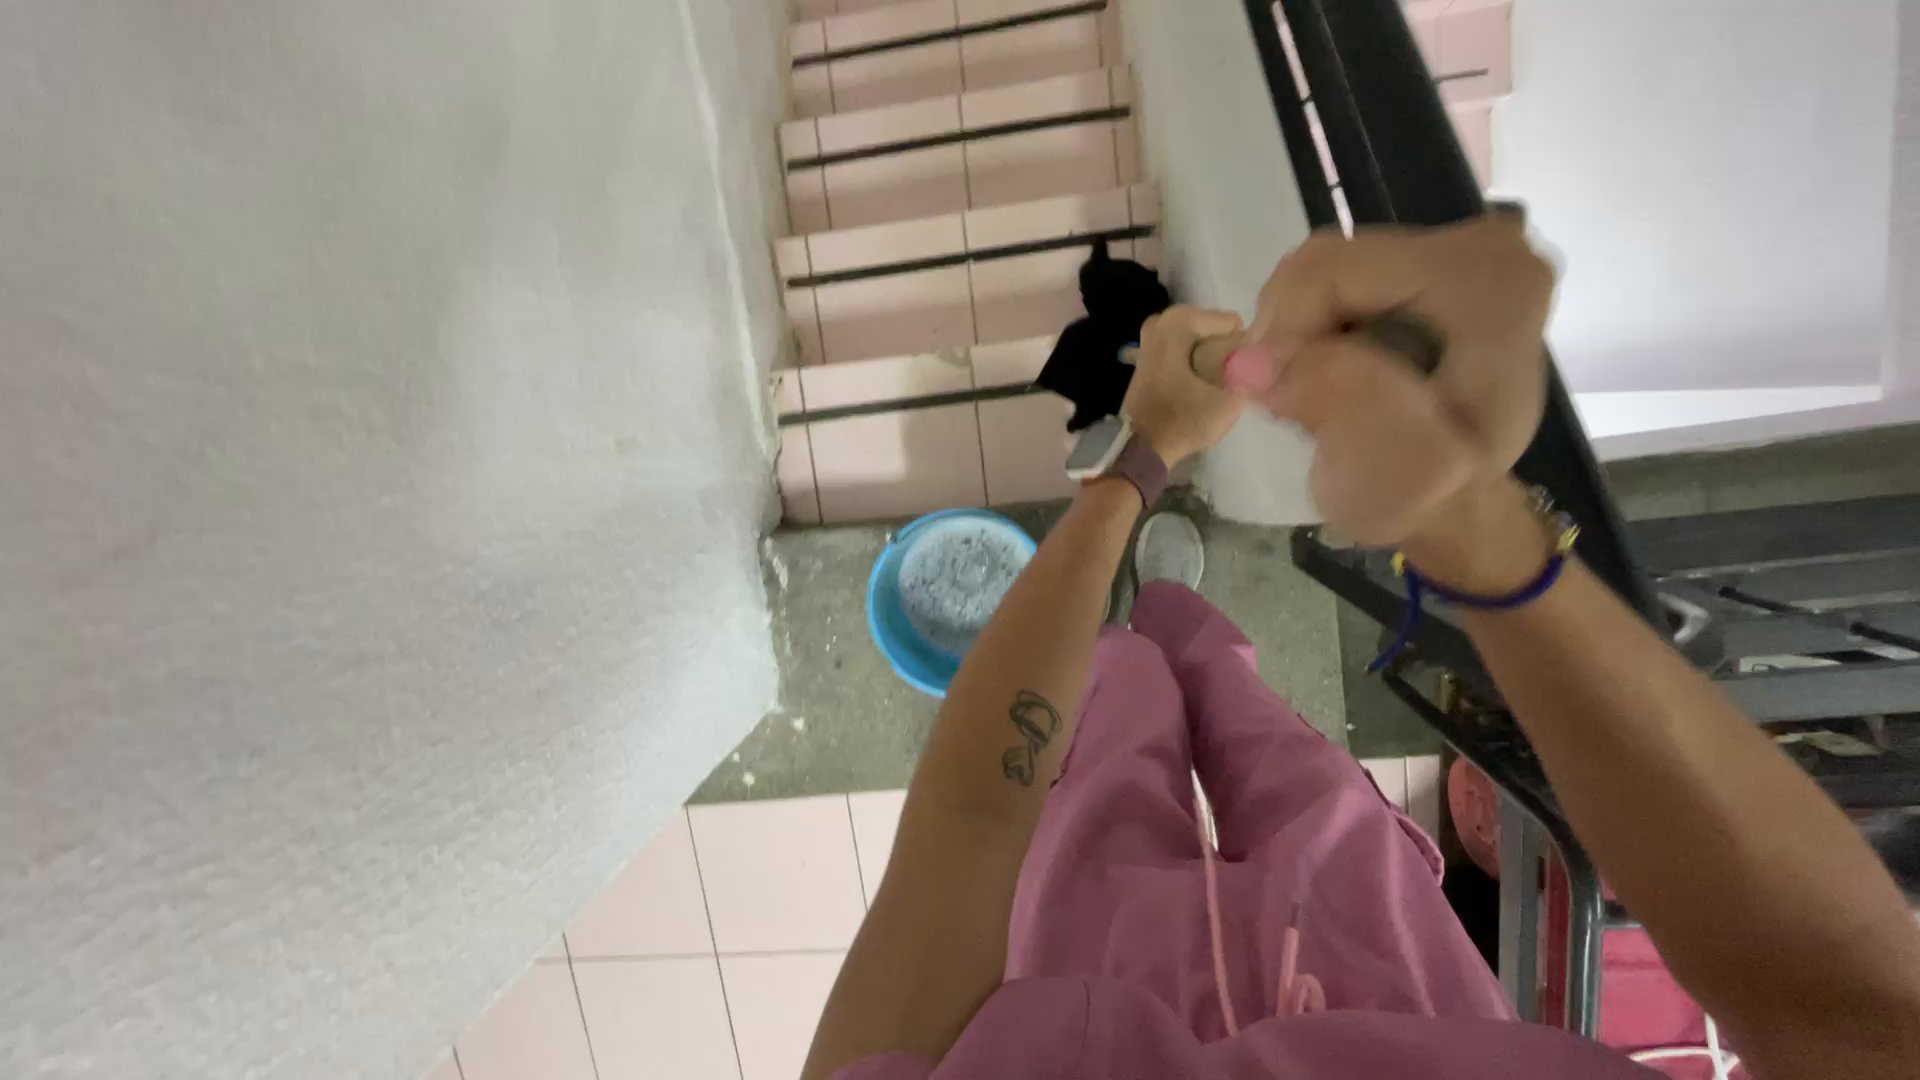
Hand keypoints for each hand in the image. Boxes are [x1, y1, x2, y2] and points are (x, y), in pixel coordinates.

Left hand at [1123, 305, 1248, 466]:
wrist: (1140, 447)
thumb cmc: (1183, 421)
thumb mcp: (1230, 400)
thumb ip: (1252, 372)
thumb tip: (1260, 359)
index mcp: (1180, 321)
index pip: (1233, 324)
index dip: (1240, 351)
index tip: (1233, 376)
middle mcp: (1162, 321)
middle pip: (1215, 331)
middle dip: (1223, 353)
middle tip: (1222, 383)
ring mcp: (1150, 337)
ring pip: (1200, 342)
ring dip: (1209, 360)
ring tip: (1209, 388)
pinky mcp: (1146, 356)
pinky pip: (1184, 351)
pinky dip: (1193, 365)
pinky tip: (1194, 388)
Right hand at [1223, 216, 1554, 554]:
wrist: (1455, 500)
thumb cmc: (1428, 496)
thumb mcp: (1395, 473)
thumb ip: (1340, 405)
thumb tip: (1247, 362)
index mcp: (1486, 283)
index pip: (1330, 273)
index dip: (1285, 336)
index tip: (1282, 402)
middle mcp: (1481, 247)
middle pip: (1321, 264)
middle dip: (1286, 338)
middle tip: (1293, 403)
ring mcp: (1454, 250)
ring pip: (1316, 270)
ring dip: (1291, 336)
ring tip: (1309, 393)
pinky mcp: (1427, 263)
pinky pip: (1329, 279)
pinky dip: (1306, 328)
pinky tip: (1325, 371)